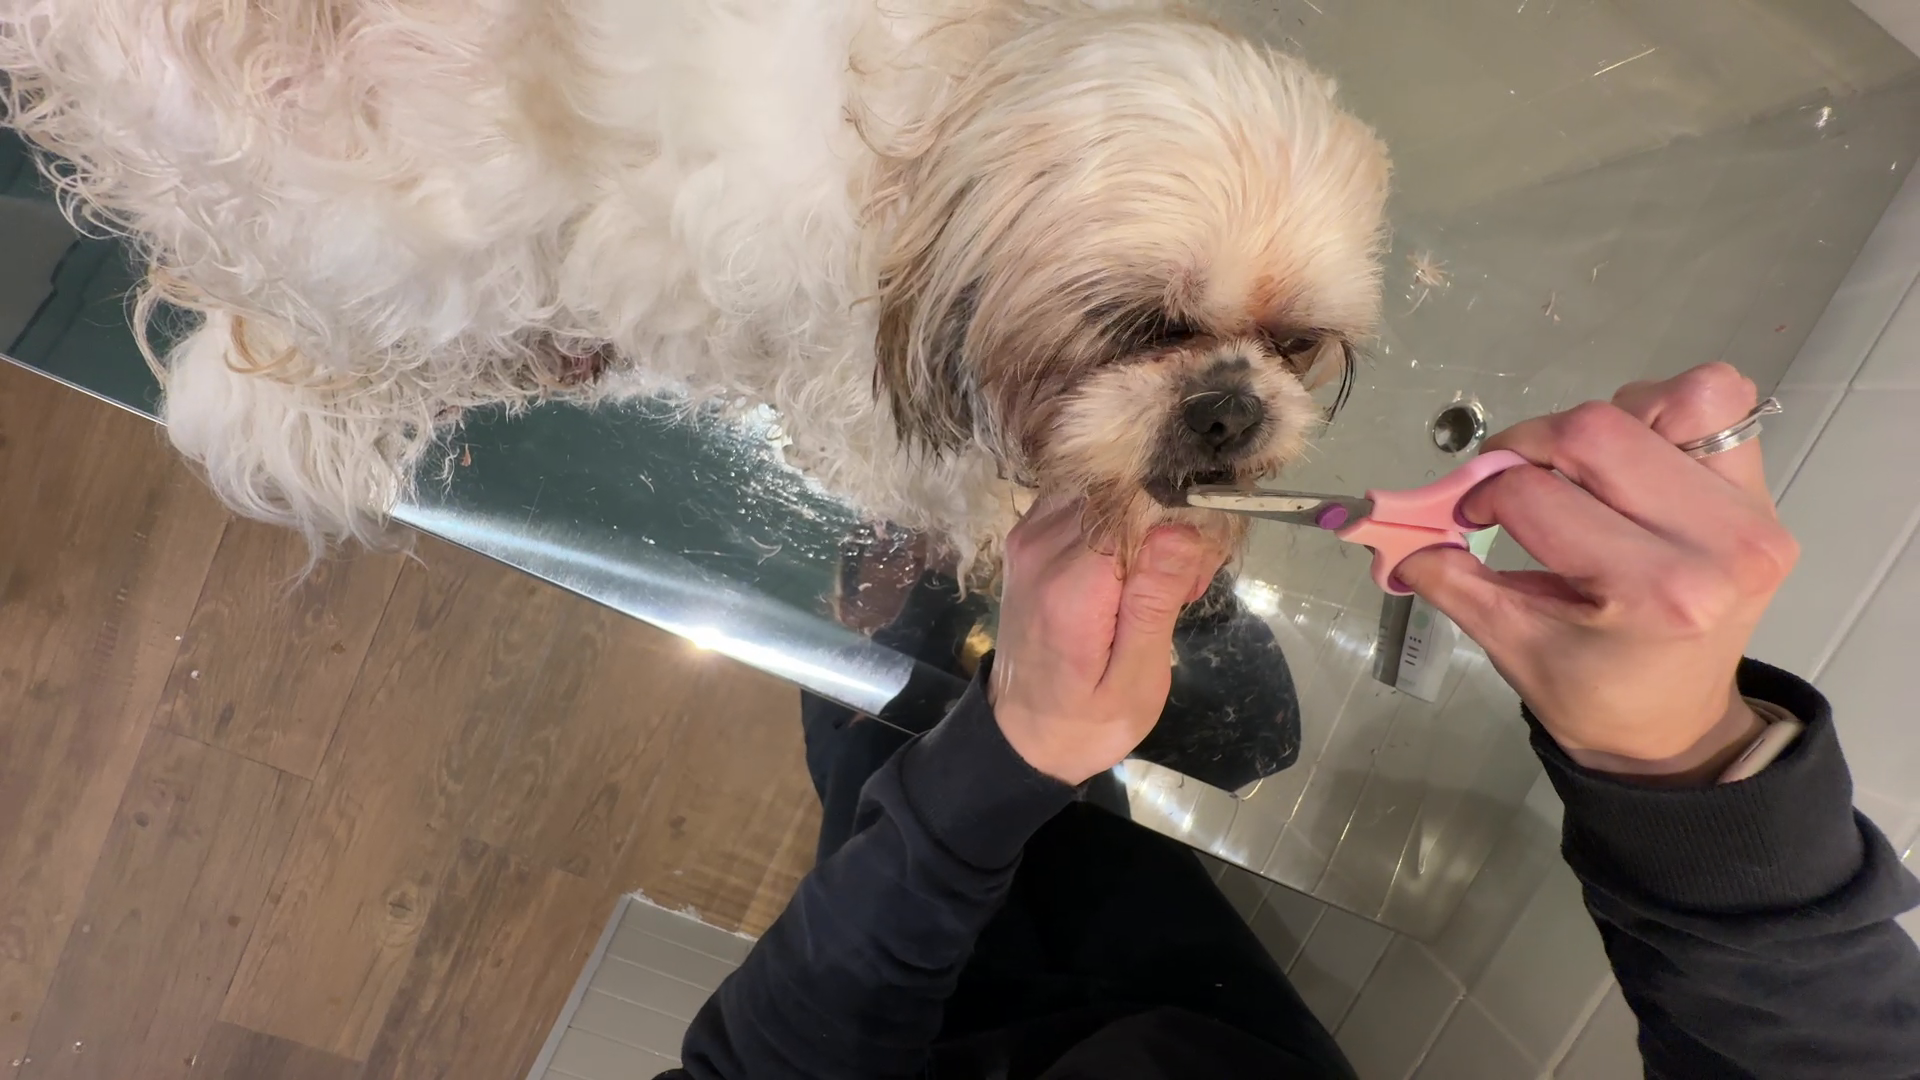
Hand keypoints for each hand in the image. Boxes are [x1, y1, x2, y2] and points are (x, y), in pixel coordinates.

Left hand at [989, 498, 1224, 784]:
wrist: (1022, 731)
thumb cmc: (1086, 720)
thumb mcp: (1135, 679)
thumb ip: (1154, 599)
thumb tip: (1180, 527)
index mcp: (1068, 586)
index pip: (1137, 506)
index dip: (1180, 529)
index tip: (1194, 576)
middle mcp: (1039, 545)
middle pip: (1124, 492)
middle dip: (1168, 526)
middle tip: (1183, 587)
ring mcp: (1028, 534)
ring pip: (1108, 490)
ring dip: (1145, 524)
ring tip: (1158, 584)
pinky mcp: (1028, 533)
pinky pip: (1085, 502)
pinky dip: (1118, 524)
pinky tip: (1129, 569)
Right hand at [1396, 363, 1798, 784]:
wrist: (1674, 722)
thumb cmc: (1585, 691)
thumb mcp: (1504, 643)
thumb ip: (1446, 577)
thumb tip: (1390, 532)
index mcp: (1653, 589)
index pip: (1533, 495)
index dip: (1478, 497)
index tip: (1463, 521)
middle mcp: (1719, 540)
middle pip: (1595, 431)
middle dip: (1522, 447)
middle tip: (1501, 483)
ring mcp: (1754, 510)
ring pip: (1667, 399)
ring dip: (1595, 426)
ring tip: (1570, 471)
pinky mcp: (1763, 493)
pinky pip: (1715, 405)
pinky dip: (1657, 410)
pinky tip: (1623, 455)